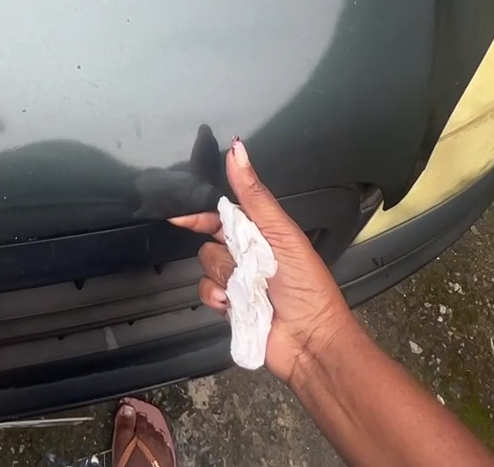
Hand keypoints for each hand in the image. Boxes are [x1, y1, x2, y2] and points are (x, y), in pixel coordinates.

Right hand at [170, 137, 355, 386]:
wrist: (312, 344)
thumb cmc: (307, 286)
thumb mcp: (282, 233)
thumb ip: (254, 195)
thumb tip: (237, 149)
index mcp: (261, 232)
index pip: (222, 213)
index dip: (201, 212)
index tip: (180, 215)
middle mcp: (246, 254)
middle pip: (209, 238)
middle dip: (221, 250)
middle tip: (239, 260)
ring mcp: (237, 281)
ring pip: (206, 264)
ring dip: (224, 277)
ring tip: (247, 289)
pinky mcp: (229, 305)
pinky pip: (205, 291)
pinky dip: (217, 297)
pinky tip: (233, 305)